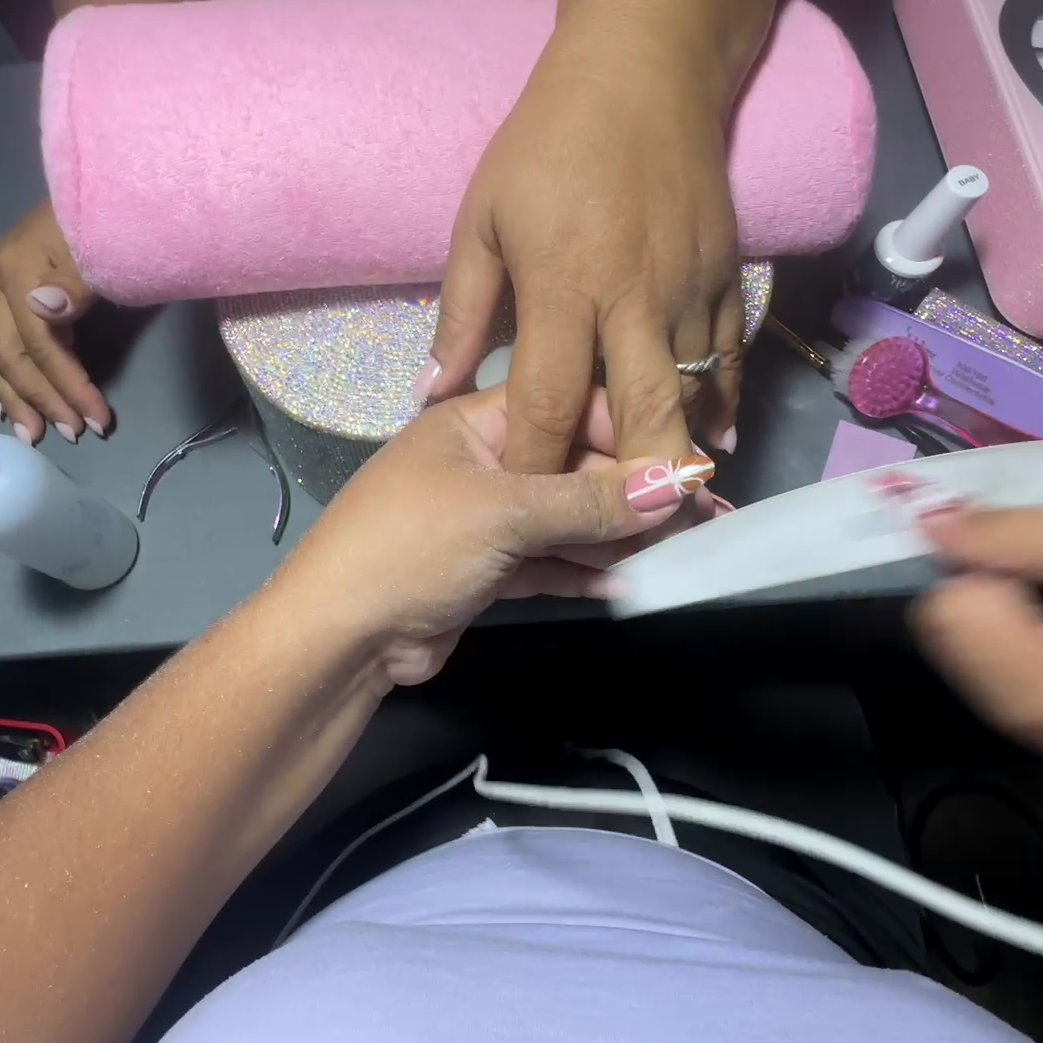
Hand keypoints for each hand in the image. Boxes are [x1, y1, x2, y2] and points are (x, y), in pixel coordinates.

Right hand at [0, 200, 108, 444]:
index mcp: (17, 269)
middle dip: (38, 400)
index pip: (38, 345)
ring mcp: (3, 283)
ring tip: (32, 432)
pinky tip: (11, 401)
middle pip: (8, 354)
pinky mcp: (15, 289)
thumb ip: (75, 280)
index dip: (67, 386)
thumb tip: (43, 308)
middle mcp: (0, 278)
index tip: (98, 420)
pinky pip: (5, 340)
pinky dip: (10, 375)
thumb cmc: (114, 219)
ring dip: (18, 396)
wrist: (112, 183)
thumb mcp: (102, 249)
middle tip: (67, 435)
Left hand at [270, 386, 718, 685]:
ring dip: (617, 536)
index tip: (683, 462)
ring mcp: (486, 521)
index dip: (626, 433)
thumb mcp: (502, 512)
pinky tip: (631, 579)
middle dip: (632, 494)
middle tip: (700, 516)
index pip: (565, 407)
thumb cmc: (413, 546)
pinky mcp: (489, 570)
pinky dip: (585, 571)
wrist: (342, 635)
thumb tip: (676, 482)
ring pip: (565, 520)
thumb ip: (589, 500)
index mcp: (474, 423)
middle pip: (572, 469)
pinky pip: (550, 562)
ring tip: (682, 548)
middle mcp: (484, 464)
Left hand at [424, 17, 745, 472]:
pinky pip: (732, 357)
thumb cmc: (545, 149)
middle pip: (637, 413)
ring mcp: (691, 289)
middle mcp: (633, 299)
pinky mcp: (731, 276)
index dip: (539, 464)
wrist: (645, 67)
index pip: (548, 401)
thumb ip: (461, 316)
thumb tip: (433, 390)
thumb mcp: (481, 223)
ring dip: (680, 455)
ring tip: (671, 506)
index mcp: (562, 287)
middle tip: (627, 533)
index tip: (532, 510)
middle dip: (634, 483)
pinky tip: (711, 444)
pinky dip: (723, 405)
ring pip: (692, 394)